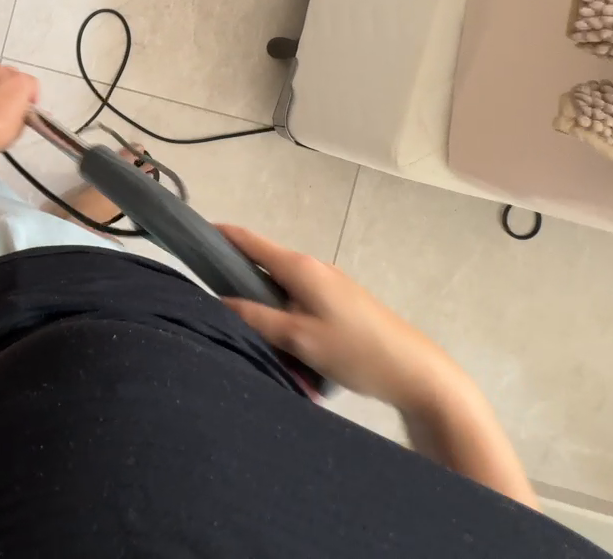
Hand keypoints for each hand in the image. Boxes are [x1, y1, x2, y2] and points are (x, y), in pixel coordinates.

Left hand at [0, 63, 38, 157]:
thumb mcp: (19, 127)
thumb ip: (22, 112)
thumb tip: (18, 110)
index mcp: (21, 83)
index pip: (33, 85)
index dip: (31, 97)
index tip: (27, 109)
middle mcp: (3, 71)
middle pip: (13, 75)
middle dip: (14, 88)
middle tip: (9, 104)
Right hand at [216, 224, 467, 413]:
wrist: (423, 378)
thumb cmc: (357, 352)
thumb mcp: (299, 338)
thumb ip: (255, 317)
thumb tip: (219, 299)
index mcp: (300, 266)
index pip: (247, 239)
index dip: (217, 234)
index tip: (189, 236)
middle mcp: (313, 267)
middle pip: (262, 264)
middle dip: (237, 280)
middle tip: (214, 302)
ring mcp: (331, 284)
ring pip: (281, 288)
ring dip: (265, 306)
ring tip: (253, 334)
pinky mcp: (343, 304)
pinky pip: (299, 301)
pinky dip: (285, 316)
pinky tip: (286, 344)